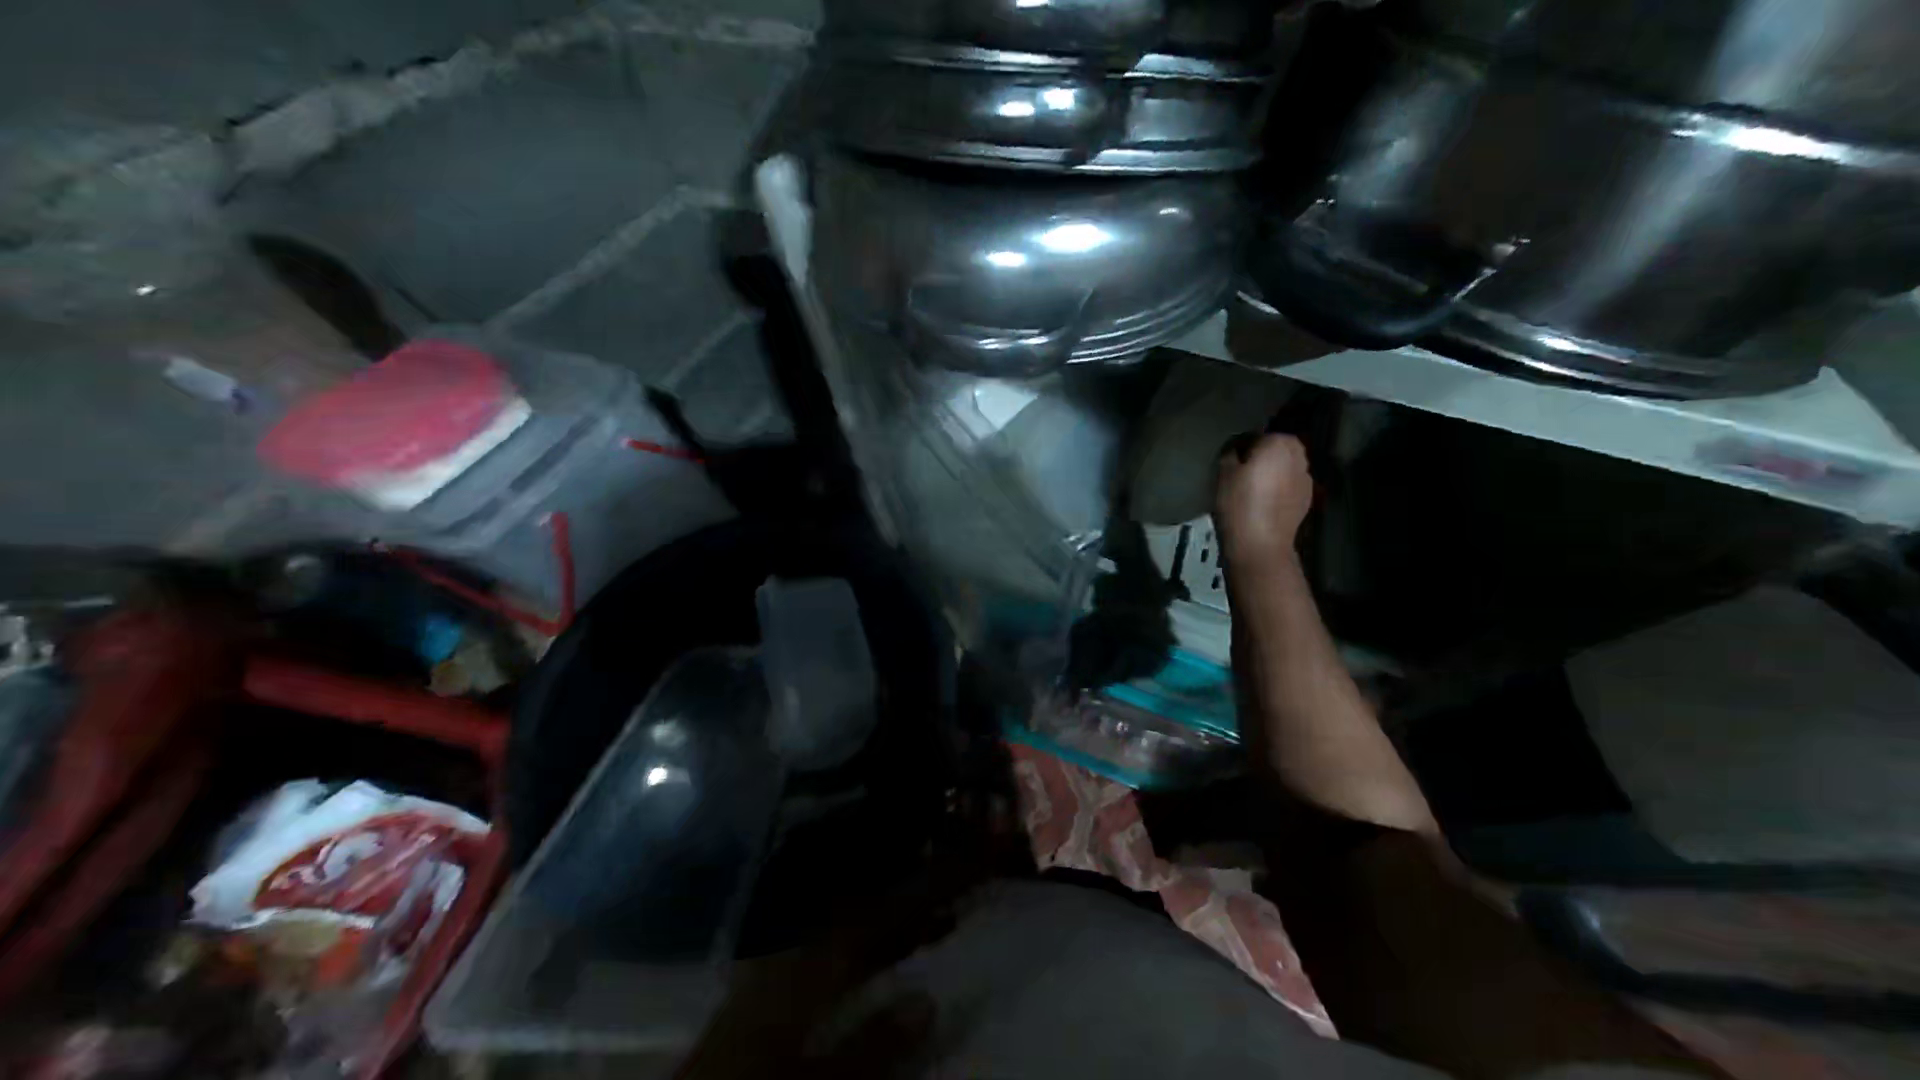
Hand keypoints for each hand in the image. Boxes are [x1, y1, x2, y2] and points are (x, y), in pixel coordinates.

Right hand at [1214, 433, 1312, 570]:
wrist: (1260, 544)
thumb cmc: (1239, 503)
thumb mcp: (1223, 472)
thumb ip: (1231, 453)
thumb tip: (1237, 449)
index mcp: (1280, 443)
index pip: (1258, 435)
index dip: (1243, 447)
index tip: (1230, 461)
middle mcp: (1299, 456)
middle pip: (1278, 449)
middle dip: (1263, 457)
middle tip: (1241, 473)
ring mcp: (1306, 479)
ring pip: (1286, 467)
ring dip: (1274, 472)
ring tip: (1253, 489)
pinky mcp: (1307, 499)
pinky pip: (1290, 485)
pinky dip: (1280, 489)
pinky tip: (1265, 503)